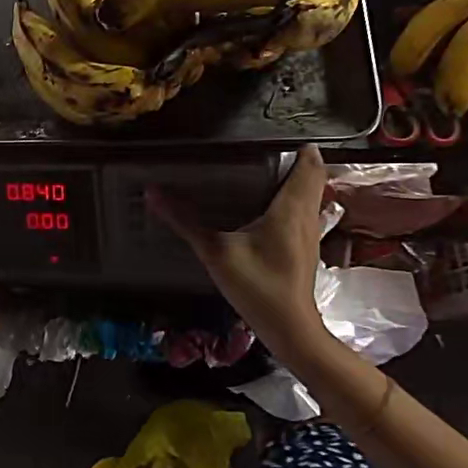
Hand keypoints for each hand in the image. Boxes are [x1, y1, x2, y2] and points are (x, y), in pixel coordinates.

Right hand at [148, 145, 331, 358]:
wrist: (289, 329)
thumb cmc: (258, 286)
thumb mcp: (216, 252)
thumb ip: (185, 221)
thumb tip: (154, 192)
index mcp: (291, 208)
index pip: (309, 166)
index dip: (302, 149)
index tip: (283, 137)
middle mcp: (307, 216)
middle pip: (314, 178)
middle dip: (299, 162)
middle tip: (271, 152)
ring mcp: (311, 235)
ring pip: (313, 197)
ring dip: (300, 182)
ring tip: (271, 173)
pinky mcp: (306, 251)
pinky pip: (307, 214)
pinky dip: (296, 203)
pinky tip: (273, 211)